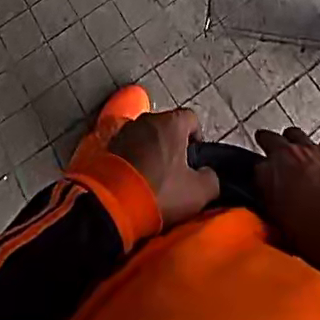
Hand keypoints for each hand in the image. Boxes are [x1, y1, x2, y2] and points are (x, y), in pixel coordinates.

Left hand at [106, 108, 221, 227]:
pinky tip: (136, 177)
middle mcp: (146, 118)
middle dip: (173, 144)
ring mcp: (125, 129)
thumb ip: (210, 178)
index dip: (197, 137)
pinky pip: (128, 146)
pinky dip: (134, 157)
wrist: (115, 201)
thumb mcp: (199, 192)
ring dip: (152, 150)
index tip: (195, 159)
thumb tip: (206, 173)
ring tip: (154, 176)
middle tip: (177, 170)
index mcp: (171, 123)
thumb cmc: (162, 190)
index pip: (191, 118)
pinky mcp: (109, 143)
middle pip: (166, 126)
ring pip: (146, 135)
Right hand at [254, 127, 319, 274]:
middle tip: (277, 162)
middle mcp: (285, 155)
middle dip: (270, 147)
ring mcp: (311, 150)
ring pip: (294, 134)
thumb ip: (273, 212)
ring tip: (301, 159)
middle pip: (268, 139)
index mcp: (267, 175)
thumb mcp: (285, 232)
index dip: (263, 179)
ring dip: (295, 144)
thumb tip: (272, 212)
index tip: (268, 187)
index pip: (256, 169)